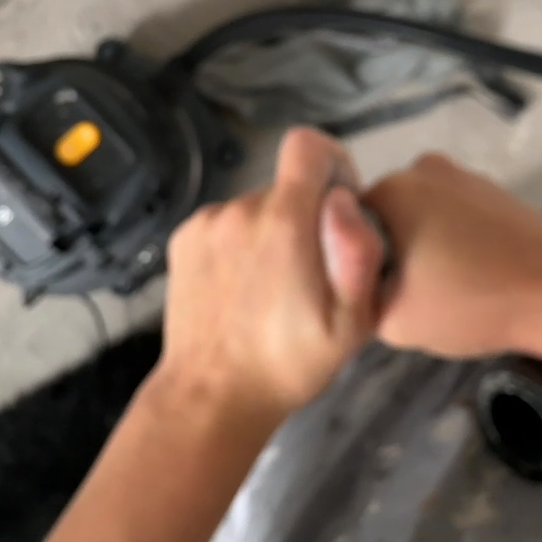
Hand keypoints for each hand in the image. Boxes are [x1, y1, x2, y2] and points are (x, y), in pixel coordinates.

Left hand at [155, 127, 386, 422]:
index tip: (339, 207)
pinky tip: (241, 286)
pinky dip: (240, 242)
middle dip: (305, 215)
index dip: (332, 163)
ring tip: (272, 287)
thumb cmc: (289, 363)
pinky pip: (226, 222)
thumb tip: (343, 199)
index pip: (307, 145)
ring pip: (256, 206)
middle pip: (286, 185)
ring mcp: (206, 222)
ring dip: (272, 231)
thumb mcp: (350, 323)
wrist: (210, 397)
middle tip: (309, 271)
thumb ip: (358, 252)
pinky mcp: (183, 237)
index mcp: (283, 220)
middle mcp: (240, 208)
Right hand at [364, 153, 541, 357]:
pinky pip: (458, 211)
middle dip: (395, 245)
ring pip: (424, 211)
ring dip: (428, 239)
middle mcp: (421, 168)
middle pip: (389, 213)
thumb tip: (363, 278)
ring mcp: (463, 174)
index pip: (349, 223)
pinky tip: (478, 269)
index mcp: (390, 190)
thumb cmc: (468, 302)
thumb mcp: (390, 320)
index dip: (361, 260)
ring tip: (452, 282)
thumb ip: (360, 293)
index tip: (384, 288)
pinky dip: (460, 235)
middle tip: (416, 289)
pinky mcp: (494, 188)